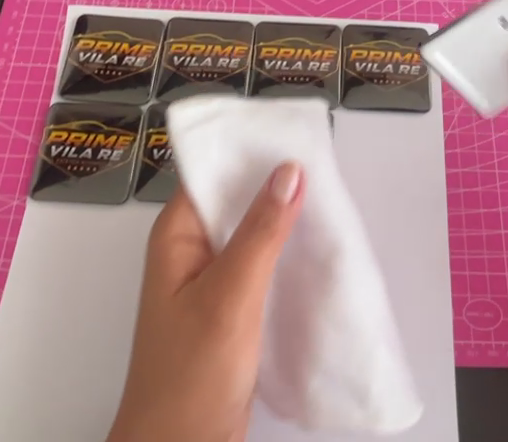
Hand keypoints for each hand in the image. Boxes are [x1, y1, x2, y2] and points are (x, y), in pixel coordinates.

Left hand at [107, 163, 305, 441]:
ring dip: (284, 221)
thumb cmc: (191, 374)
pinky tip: (316, 251)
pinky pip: (261, 266)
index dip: (250, 150)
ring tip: (330, 202)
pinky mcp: (230, 308)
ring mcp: (210, 280)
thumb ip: (261, 233)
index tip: (293, 134)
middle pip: (236, 199)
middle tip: (324, 165)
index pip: (213, 172)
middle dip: (275, 184)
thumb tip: (290, 170)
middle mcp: (191, 250)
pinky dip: (286, 256)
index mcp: (177, 235)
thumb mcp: (229, 296)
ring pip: (252, 234)